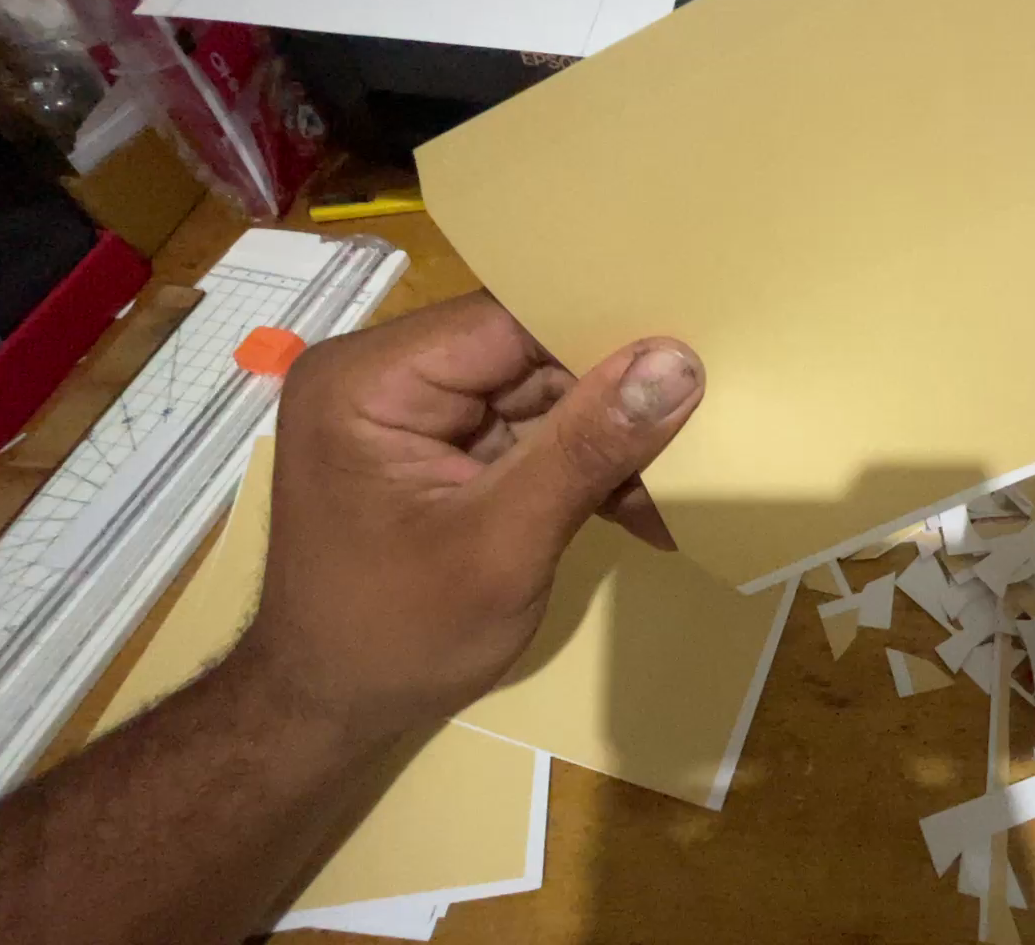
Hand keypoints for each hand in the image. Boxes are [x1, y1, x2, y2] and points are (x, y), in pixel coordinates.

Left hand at [237, 292, 704, 737]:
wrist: (333, 711)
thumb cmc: (397, 637)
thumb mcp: (505, 545)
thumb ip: (587, 448)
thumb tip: (677, 362)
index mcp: (374, 380)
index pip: (511, 322)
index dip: (605, 333)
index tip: (694, 356)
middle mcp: (395, 376)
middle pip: (535, 354)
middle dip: (618, 399)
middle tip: (700, 424)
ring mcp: (426, 413)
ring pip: (551, 394)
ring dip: (614, 441)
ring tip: (673, 484)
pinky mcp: (454, 447)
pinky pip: (541, 433)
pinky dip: (591, 467)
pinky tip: (638, 504)